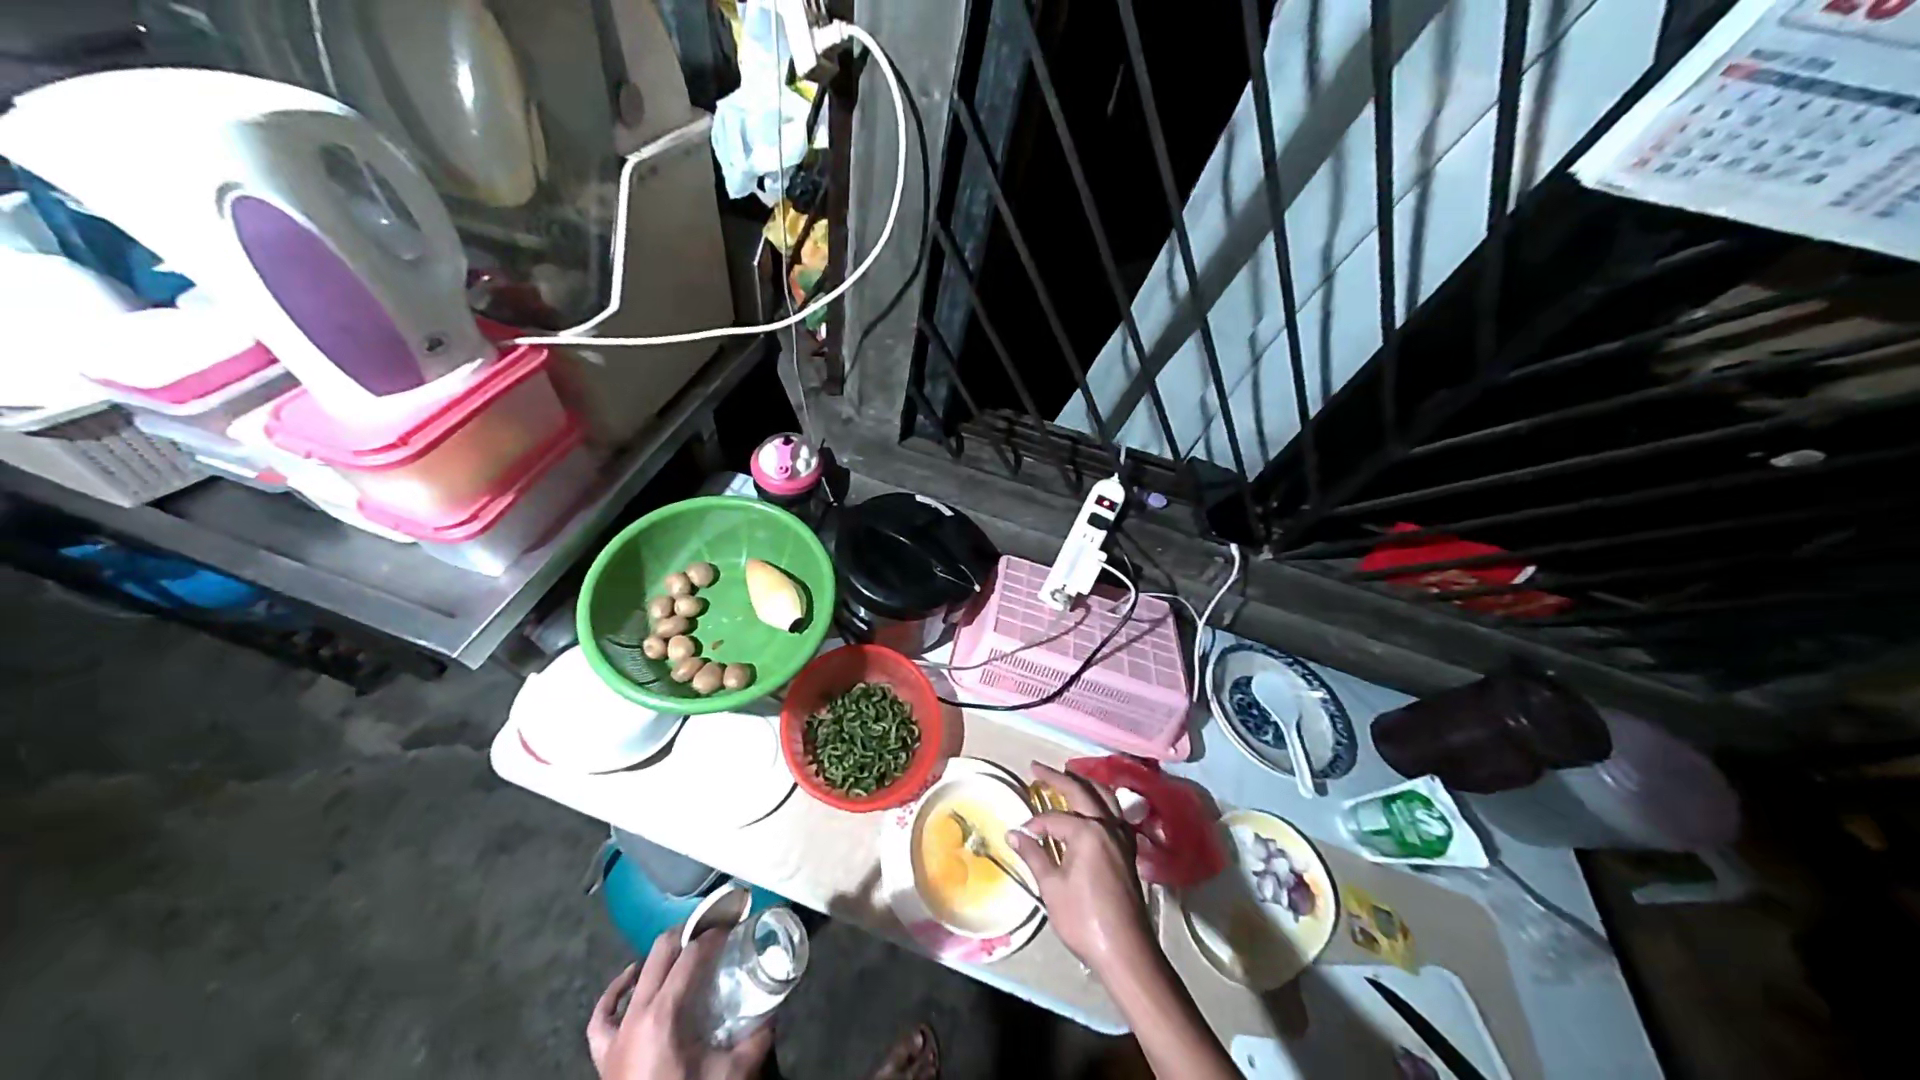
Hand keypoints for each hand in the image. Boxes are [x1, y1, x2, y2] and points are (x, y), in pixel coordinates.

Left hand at [586, 929, 773, 1079]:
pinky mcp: (604, 1056)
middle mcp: (636, 1016)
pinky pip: (602, 1017)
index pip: (690, 957)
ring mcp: (615, 1036)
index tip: (732, 927)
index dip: (713, 936)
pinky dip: (616, 993)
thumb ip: (758, 1039)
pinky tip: (631, 980)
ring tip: (684, 952)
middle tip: (714, 931)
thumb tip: (773, 1012)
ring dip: (661, 958)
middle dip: (689, 934)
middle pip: (660, 954)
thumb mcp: (733, 1074)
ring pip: (635, 977)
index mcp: (664, 1015)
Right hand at [1006, 763, 1156, 977]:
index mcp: (1088, 831)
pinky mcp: (1129, 850)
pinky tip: (1092, 808)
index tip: (1020, 832)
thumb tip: (1014, 834)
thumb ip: (1034, 855)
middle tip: (1037, 768)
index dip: (1034, 823)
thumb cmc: (1084, 918)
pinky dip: (1101, 802)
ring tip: (1067, 777)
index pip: (1054, 817)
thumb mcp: (1051, 887)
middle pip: (1082, 792)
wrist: (1125, 949)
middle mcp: (1108, 826)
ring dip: (1084, 784)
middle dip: (1059, 778)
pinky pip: (1115, 813)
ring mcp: (1123, 837)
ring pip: (1105, 797)